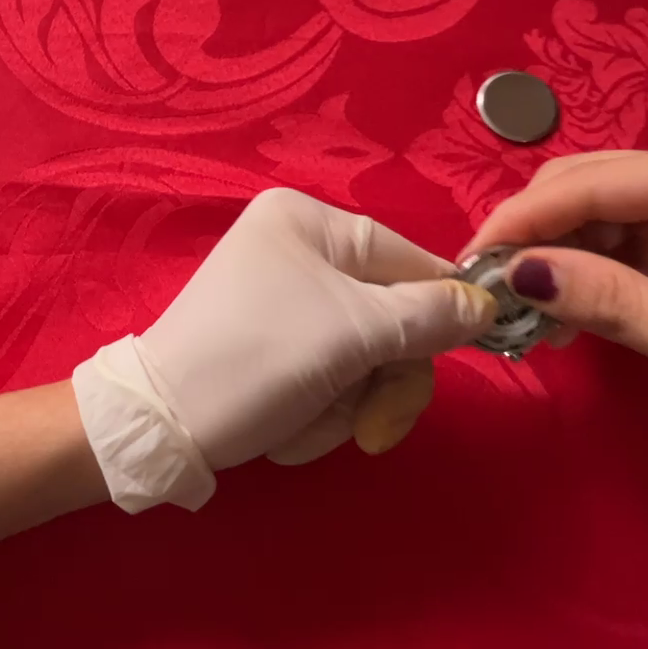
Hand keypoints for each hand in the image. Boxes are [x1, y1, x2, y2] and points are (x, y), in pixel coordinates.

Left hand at [74, 189, 496, 510]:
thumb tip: (485, 303)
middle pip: (387, 315)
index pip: (408, 258)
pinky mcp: (270, 343)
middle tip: (372, 427)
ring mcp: (281, 298)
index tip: (466, 354)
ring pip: (361, 356)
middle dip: (381, 379)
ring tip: (306, 420)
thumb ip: (430, 316)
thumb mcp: (355, 334)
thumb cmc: (259, 360)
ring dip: (346, 403)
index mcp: (308, 220)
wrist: (162, 427)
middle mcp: (294, 248)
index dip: (441, 310)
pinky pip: (326, 376)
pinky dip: (316, 410)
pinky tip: (283, 424)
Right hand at [464, 142, 647, 459]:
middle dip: (533, 233)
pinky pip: (615, 237)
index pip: (596, 182)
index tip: (470, 264)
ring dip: (552, 254)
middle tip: (490, 290)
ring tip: (523, 309)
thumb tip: (516, 273)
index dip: (524, 219)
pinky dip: (580, 270)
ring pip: (593, 209)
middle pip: (586, 183)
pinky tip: (563, 309)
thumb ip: (612, 302)